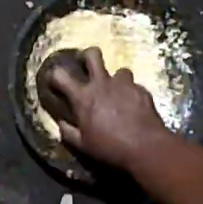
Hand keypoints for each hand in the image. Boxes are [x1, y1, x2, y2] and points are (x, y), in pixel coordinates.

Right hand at [45, 47, 173, 167]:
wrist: (148, 148)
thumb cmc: (110, 147)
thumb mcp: (82, 145)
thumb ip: (68, 132)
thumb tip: (61, 124)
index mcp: (82, 96)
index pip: (59, 75)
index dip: (54, 76)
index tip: (55, 82)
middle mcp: (102, 84)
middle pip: (92, 54)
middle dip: (88, 55)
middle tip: (88, 66)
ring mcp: (124, 85)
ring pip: (119, 70)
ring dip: (116, 79)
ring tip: (117, 91)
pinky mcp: (142, 91)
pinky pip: (135, 86)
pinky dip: (132, 93)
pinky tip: (133, 105)